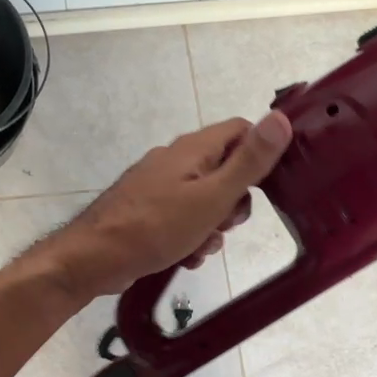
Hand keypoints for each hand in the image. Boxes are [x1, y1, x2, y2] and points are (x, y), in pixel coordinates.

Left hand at [35, 111, 293, 298]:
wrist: (95, 258)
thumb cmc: (158, 226)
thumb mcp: (213, 196)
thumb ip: (249, 162)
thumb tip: (281, 119)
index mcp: (194, 148)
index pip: (242, 131)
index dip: (260, 154)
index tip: (269, 187)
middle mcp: (177, 159)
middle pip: (225, 169)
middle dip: (234, 202)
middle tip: (226, 224)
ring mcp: (160, 184)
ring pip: (206, 199)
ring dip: (212, 226)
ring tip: (201, 246)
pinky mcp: (148, 209)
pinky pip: (184, 217)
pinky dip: (191, 236)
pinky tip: (185, 256)